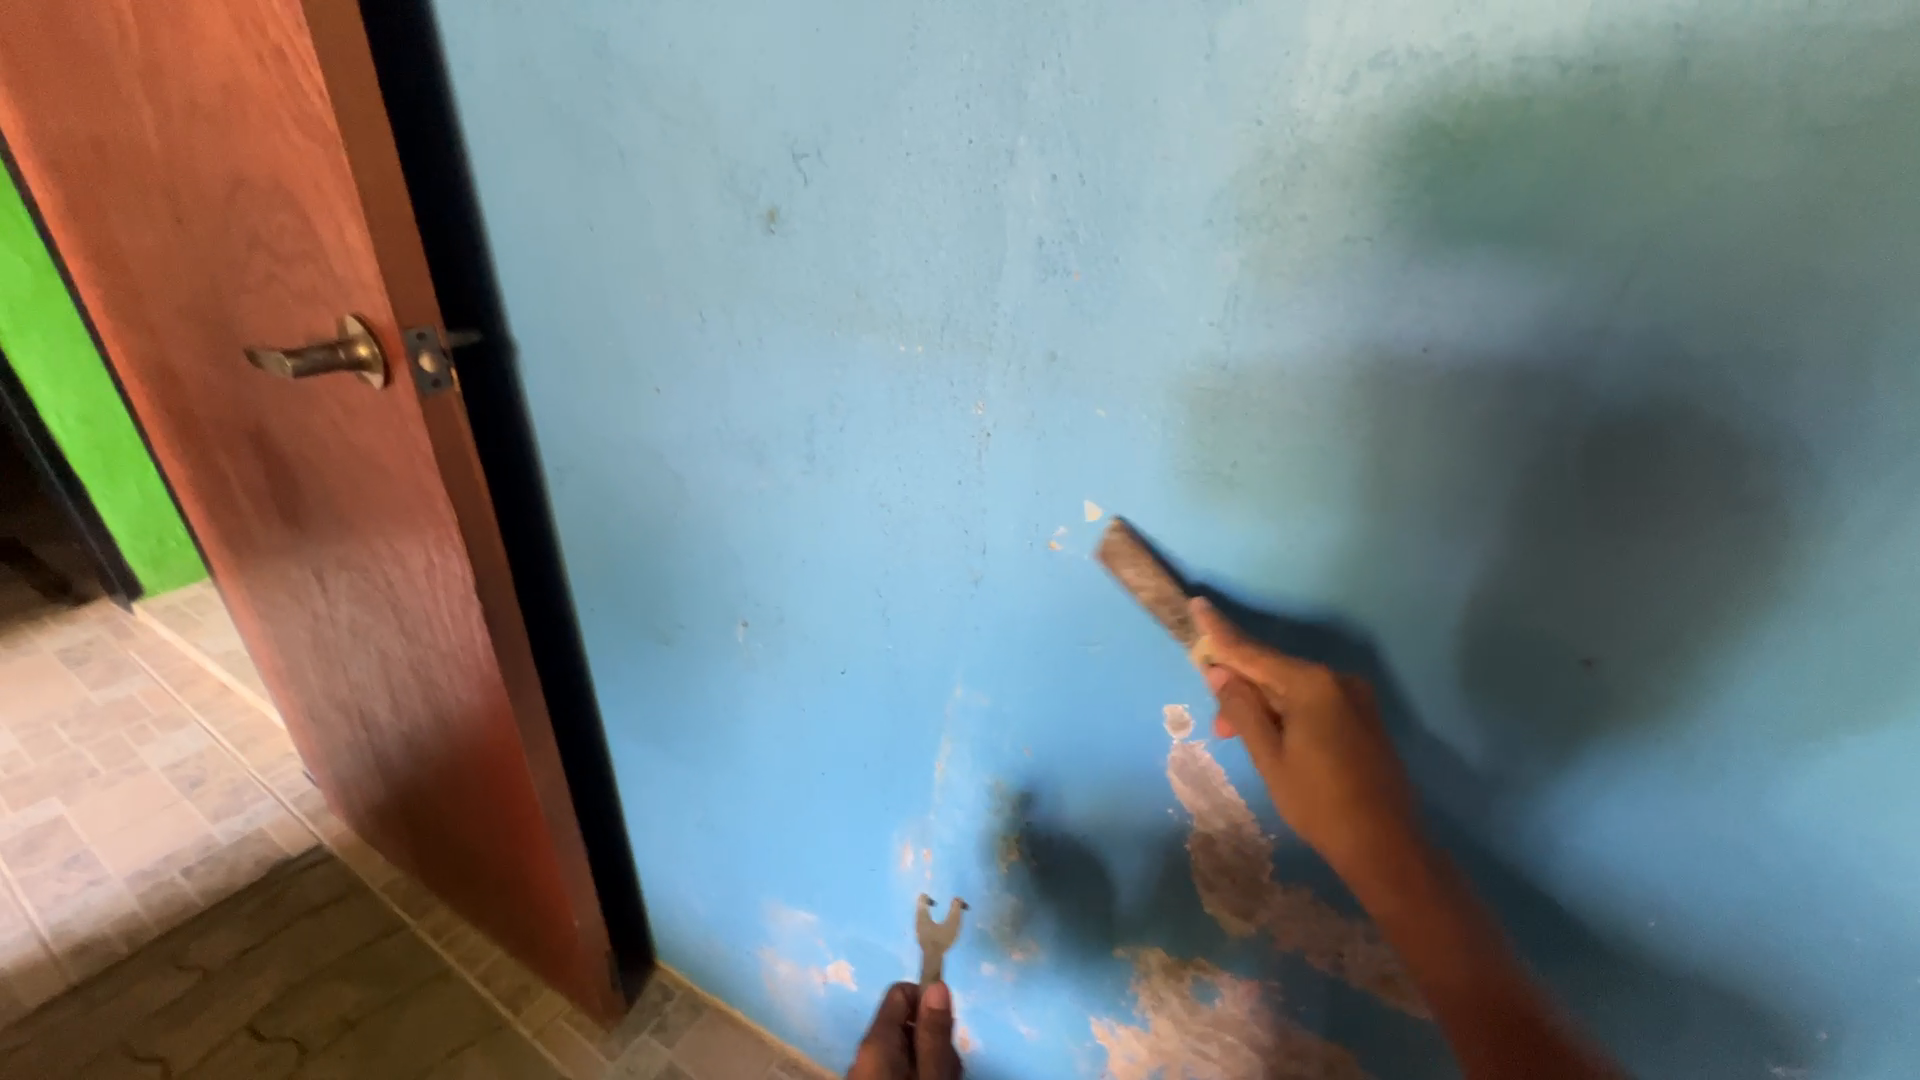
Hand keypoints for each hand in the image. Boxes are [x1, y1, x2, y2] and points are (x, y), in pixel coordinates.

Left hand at [846, 981, 960, 1079]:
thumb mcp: (931, 1076)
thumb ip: (934, 1033)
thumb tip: (937, 983)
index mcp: (875, 1040)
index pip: (900, 991)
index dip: (928, 1003)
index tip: (946, 1030)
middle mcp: (864, 1050)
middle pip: (904, 1021)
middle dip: (932, 1037)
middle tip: (948, 1066)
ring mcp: (864, 1071)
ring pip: (904, 1047)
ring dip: (928, 1057)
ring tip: (942, 1078)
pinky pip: (896, 1067)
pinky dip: (916, 1071)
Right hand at [1189, 597, 1422, 876]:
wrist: (1386, 846)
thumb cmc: (1318, 802)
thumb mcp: (1269, 756)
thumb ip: (1242, 708)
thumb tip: (1220, 672)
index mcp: (1311, 684)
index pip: (1253, 653)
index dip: (1220, 633)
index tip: (1197, 604)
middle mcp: (1336, 680)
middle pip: (1272, 672)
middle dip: (1240, 689)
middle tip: (1218, 727)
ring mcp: (1354, 698)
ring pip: (1291, 689)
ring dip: (1262, 707)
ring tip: (1241, 740)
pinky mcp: (1362, 718)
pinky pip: (1312, 702)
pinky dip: (1286, 713)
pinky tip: (1273, 738)